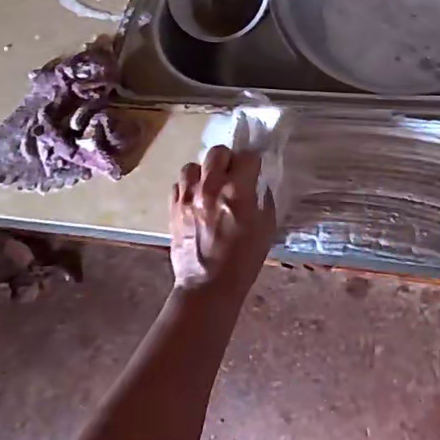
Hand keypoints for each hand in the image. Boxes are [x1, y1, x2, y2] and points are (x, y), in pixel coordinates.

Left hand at [169, 146, 277, 296]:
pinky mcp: (173, 208)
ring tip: (210, 185)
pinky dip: (188, 187)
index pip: (248, 158)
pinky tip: (196, 199)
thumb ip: (264, 200)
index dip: (254, 164)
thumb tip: (259, 185)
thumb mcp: (266, 228)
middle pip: (217, 152)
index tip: (255, 172)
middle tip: (232, 174)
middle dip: (228, 160)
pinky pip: (179, 184)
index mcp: (237, 191)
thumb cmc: (243, 260)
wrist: (208, 286)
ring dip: (204, 172)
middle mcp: (210, 187)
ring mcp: (188, 197)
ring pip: (193, 166)